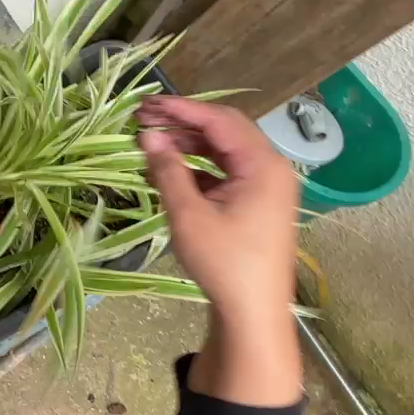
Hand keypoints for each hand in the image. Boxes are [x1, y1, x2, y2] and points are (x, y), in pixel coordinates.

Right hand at [134, 97, 299, 321]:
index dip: (181, 110)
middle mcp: (270, 168)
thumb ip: (168, 171)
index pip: (219, 122)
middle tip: (143, 118)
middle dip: (182, 122)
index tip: (146, 104)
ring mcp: (265, 186)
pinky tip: (169, 169)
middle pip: (223, 131)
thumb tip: (147, 137)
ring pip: (223, 151)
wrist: (252, 309)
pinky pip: (225, 172)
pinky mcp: (255, 203)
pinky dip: (197, 166)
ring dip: (188, 144)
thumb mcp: (189, 215)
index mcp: (262, 165)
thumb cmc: (224, 262)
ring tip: (151, 142)